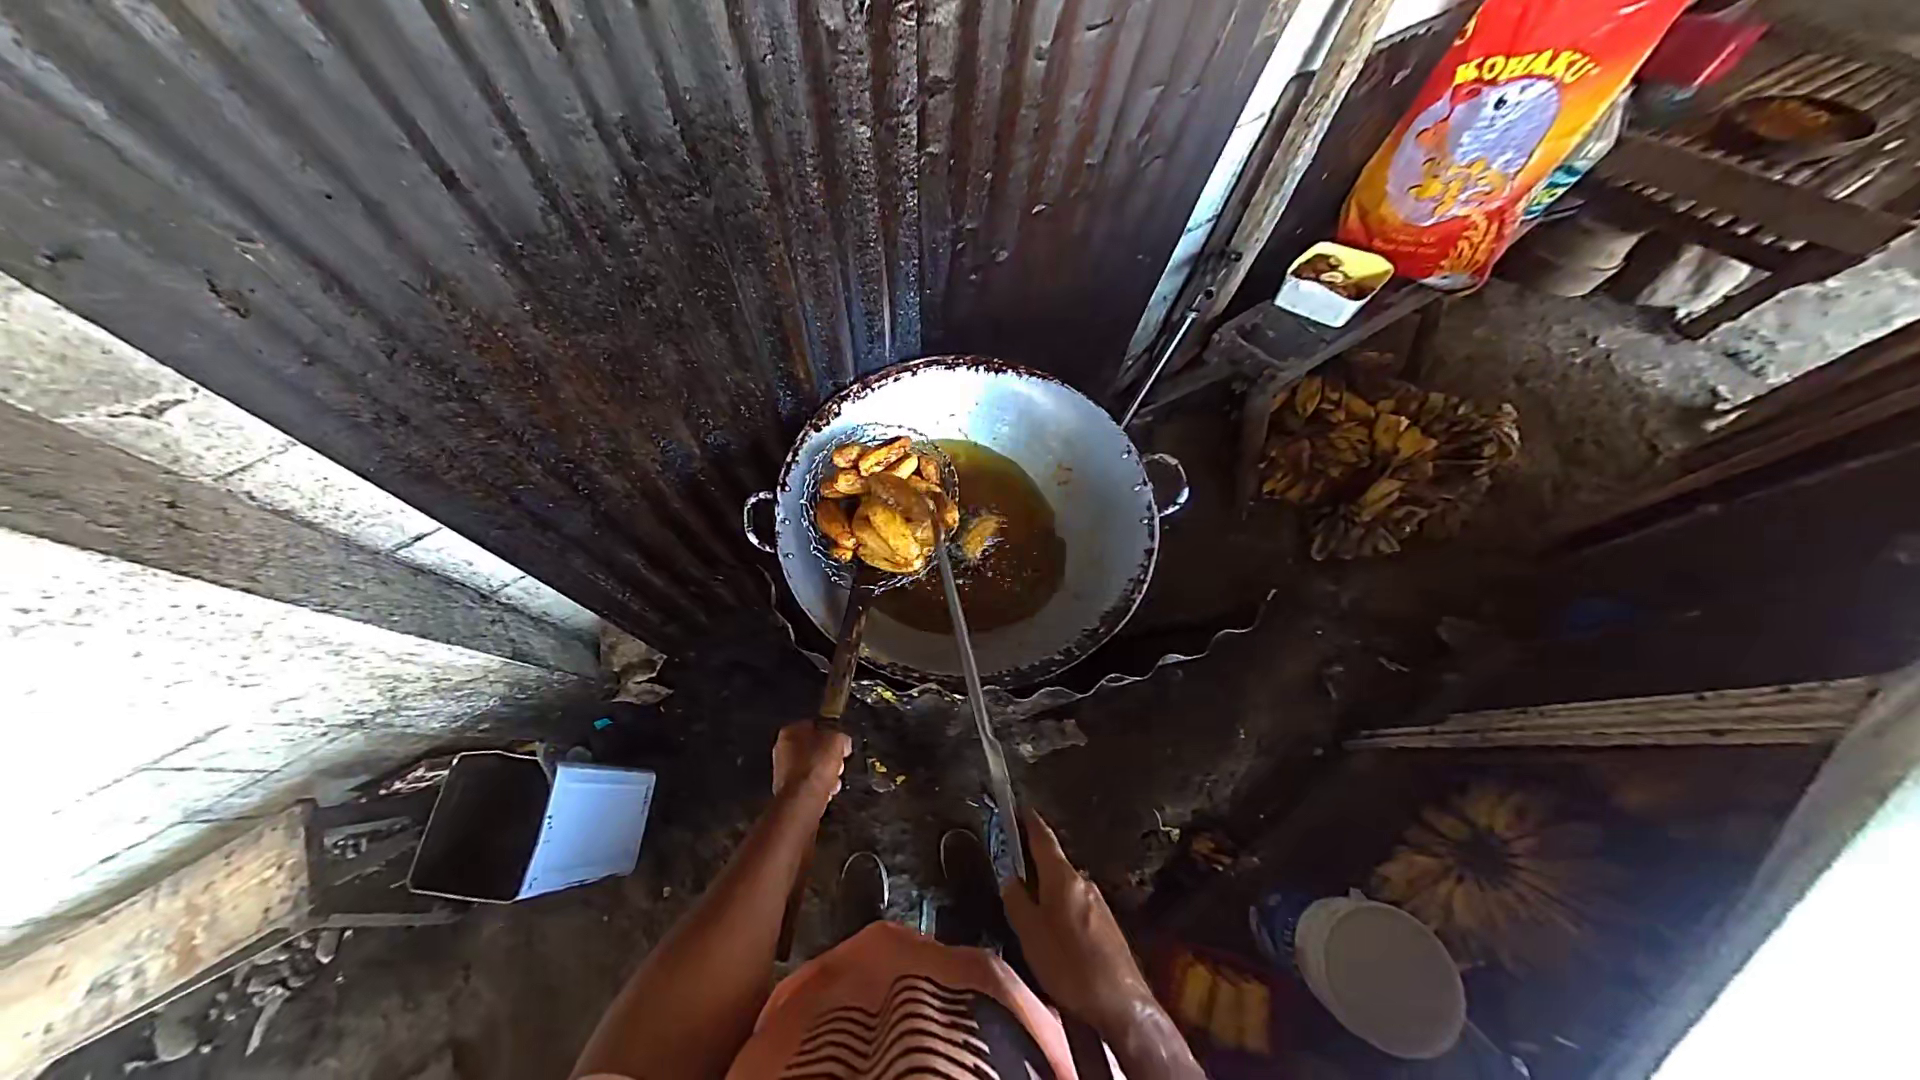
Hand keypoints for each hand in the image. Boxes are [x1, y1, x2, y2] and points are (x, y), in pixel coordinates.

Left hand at [772, 721, 852, 804]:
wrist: (803, 799)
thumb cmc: (818, 764)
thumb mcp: (838, 741)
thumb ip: (841, 737)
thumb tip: (843, 743)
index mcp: (790, 731)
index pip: (815, 725)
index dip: (831, 734)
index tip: (841, 744)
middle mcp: (781, 748)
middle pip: (813, 748)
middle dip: (828, 756)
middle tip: (838, 762)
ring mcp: (782, 770)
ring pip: (812, 766)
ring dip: (825, 773)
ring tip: (834, 780)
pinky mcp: (787, 789)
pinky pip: (807, 782)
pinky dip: (817, 785)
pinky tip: (826, 791)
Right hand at [1000, 810, 1157, 1035]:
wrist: (1120, 1005)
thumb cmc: (1068, 965)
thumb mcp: (1030, 934)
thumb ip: (1016, 902)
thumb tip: (1010, 878)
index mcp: (1062, 876)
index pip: (1043, 837)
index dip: (1029, 821)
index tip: (1019, 807)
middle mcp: (1082, 880)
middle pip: (1054, 861)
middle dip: (1034, 860)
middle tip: (1012, 863)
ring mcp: (1098, 901)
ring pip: (1065, 884)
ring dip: (1047, 887)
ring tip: (1029, 902)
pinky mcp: (1106, 922)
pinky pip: (1076, 902)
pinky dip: (1060, 903)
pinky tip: (1053, 926)